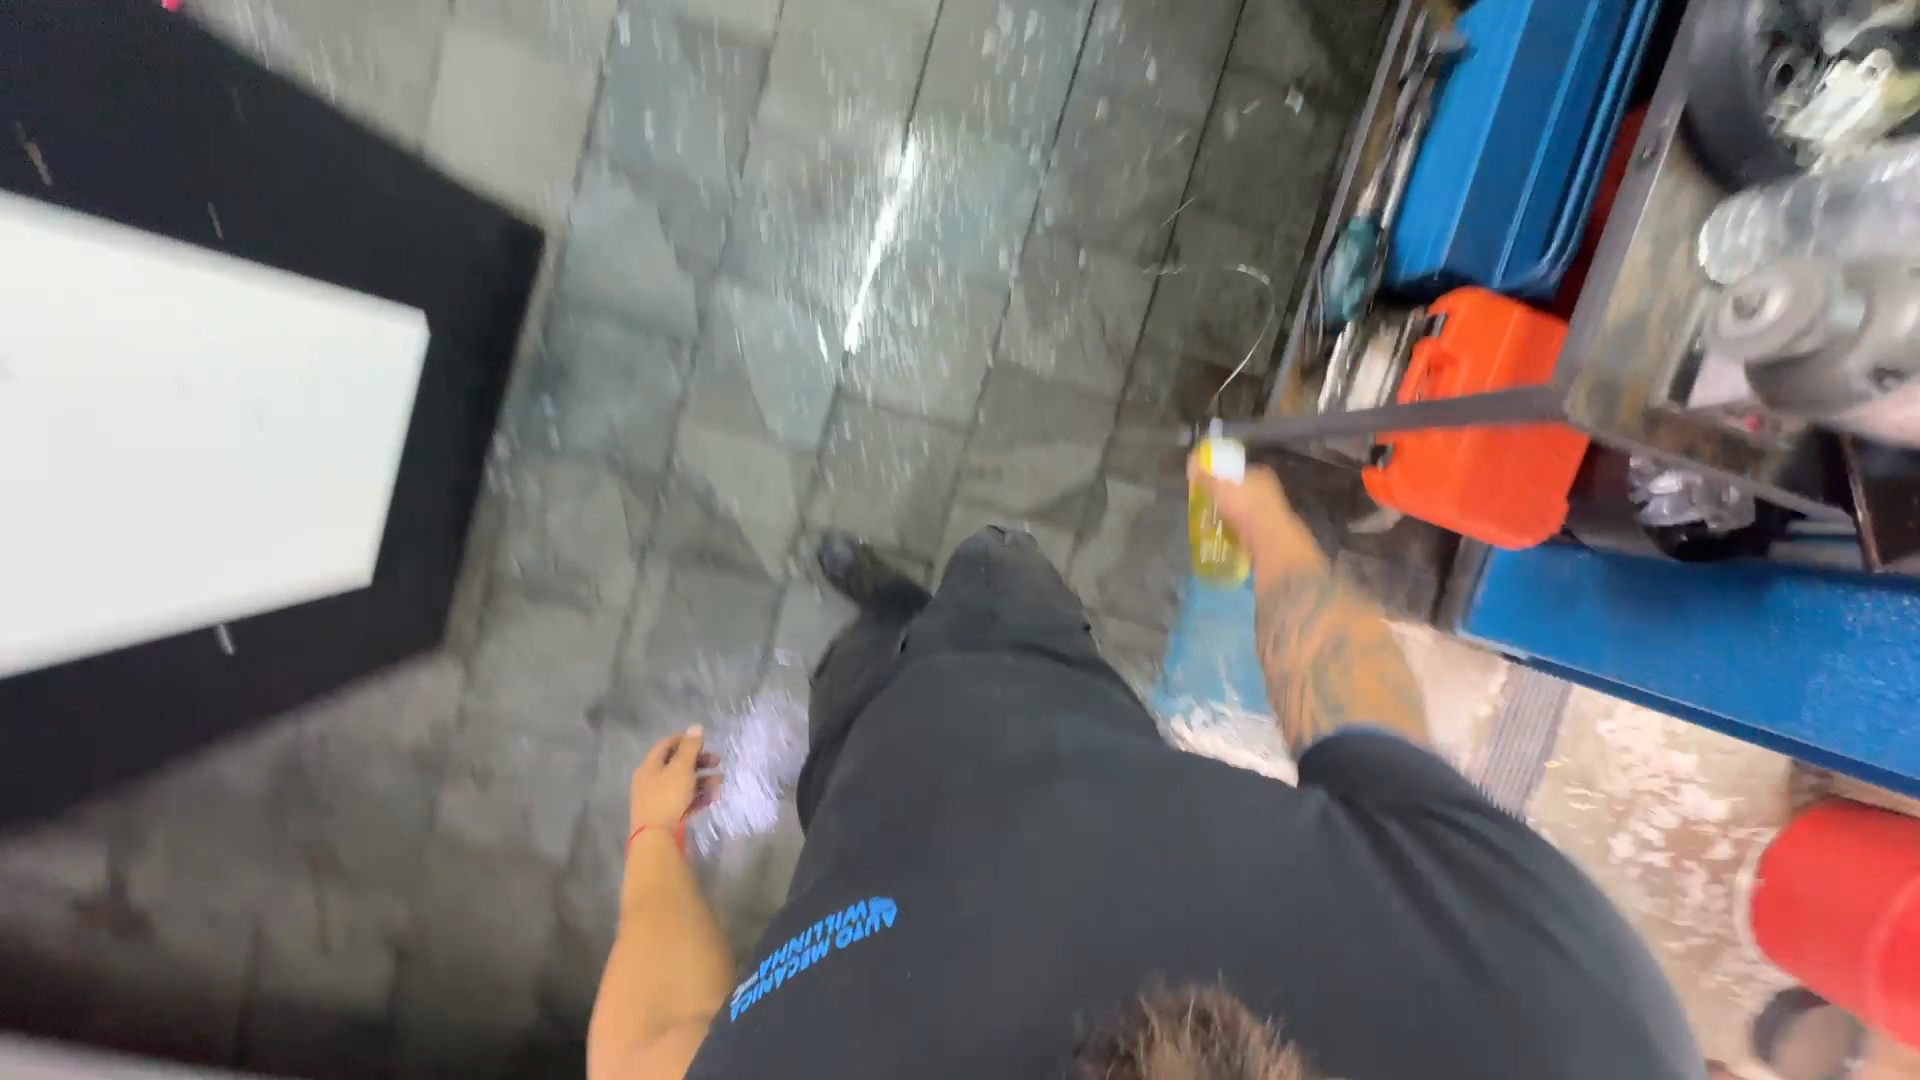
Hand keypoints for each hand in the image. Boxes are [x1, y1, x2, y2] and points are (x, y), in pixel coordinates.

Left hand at [630, 726, 721, 832]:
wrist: (655, 838)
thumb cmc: (667, 796)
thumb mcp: (681, 768)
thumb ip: (690, 747)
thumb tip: (696, 726)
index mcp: (650, 766)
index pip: (666, 745)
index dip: (685, 740)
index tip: (704, 741)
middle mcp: (651, 780)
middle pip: (677, 764)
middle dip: (699, 761)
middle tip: (718, 760)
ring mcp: (658, 799)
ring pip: (683, 783)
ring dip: (703, 780)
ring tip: (719, 782)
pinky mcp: (666, 815)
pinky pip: (684, 800)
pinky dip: (698, 797)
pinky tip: (713, 798)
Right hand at [1188, 454, 1328, 580]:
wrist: (1270, 543)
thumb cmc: (1245, 508)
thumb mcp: (1219, 487)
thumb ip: (1205, 475)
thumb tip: (1191, 458)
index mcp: (1259, 474)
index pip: (1237, 471)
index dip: (1220, 476)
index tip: (1205, 485)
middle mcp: (1267, 490)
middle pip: (1240, 491)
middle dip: (1224, 499)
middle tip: (1205, 505)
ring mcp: (1270, 512)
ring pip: (1243, 511)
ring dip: (1229, 517)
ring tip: (1210, 523)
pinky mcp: (1268, 532)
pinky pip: (1246, 528)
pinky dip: (1235, 531)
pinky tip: (1224, 536)